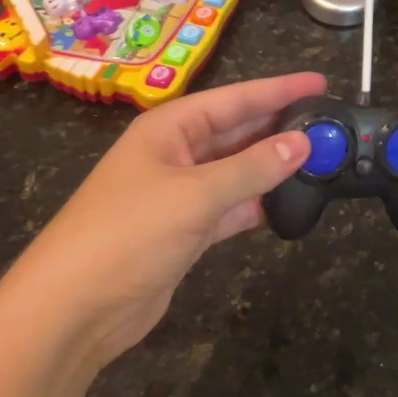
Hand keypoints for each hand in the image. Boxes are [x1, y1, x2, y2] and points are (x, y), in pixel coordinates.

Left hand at [0, 72, 323, 396]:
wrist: (70, 313)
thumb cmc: (127, 234)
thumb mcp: (195, 195)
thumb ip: (253, 168)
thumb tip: (303, 142)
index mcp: (169, 129)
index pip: (235, 99)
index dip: (278, 90)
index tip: (319, 83)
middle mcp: (175, 154)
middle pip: (236, 131)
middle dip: (279, 127)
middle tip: (328, 122)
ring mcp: (178, 194)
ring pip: (236, 169)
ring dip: (272, 165)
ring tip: (319, 158)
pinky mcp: (183, 232)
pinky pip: (230, 206)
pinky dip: (257, 202)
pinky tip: (288, 200)